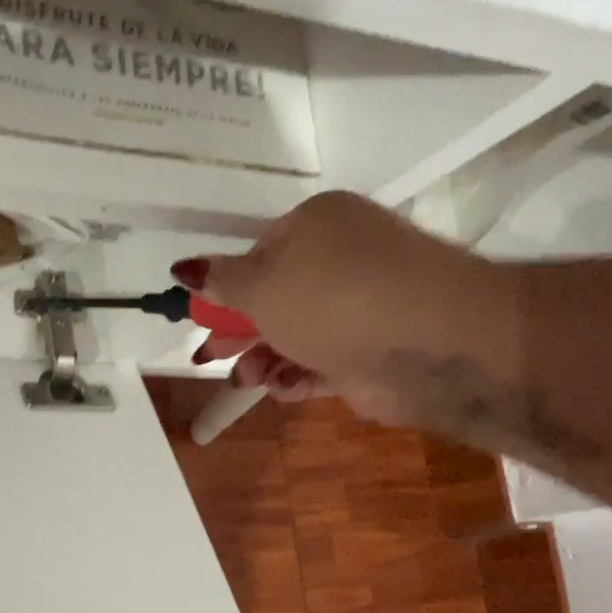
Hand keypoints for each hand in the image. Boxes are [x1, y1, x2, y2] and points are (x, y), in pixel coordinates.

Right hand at [180, 190, 518, 425]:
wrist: (428, 342)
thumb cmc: (331, 299)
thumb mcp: (259, 286)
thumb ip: (219, 281)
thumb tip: (183, 267)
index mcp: (317, 223)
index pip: (260, 252)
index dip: (229, 288)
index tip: (205, 319)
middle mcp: (342, 258)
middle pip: (275, 297)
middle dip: (239, 332)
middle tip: (209, 357)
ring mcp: (360, 305)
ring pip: (295, 334)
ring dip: (263, 359)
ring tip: (247, 381)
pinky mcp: (371, 349)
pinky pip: (321, 361)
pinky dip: (297, 376)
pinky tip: (281, 389)